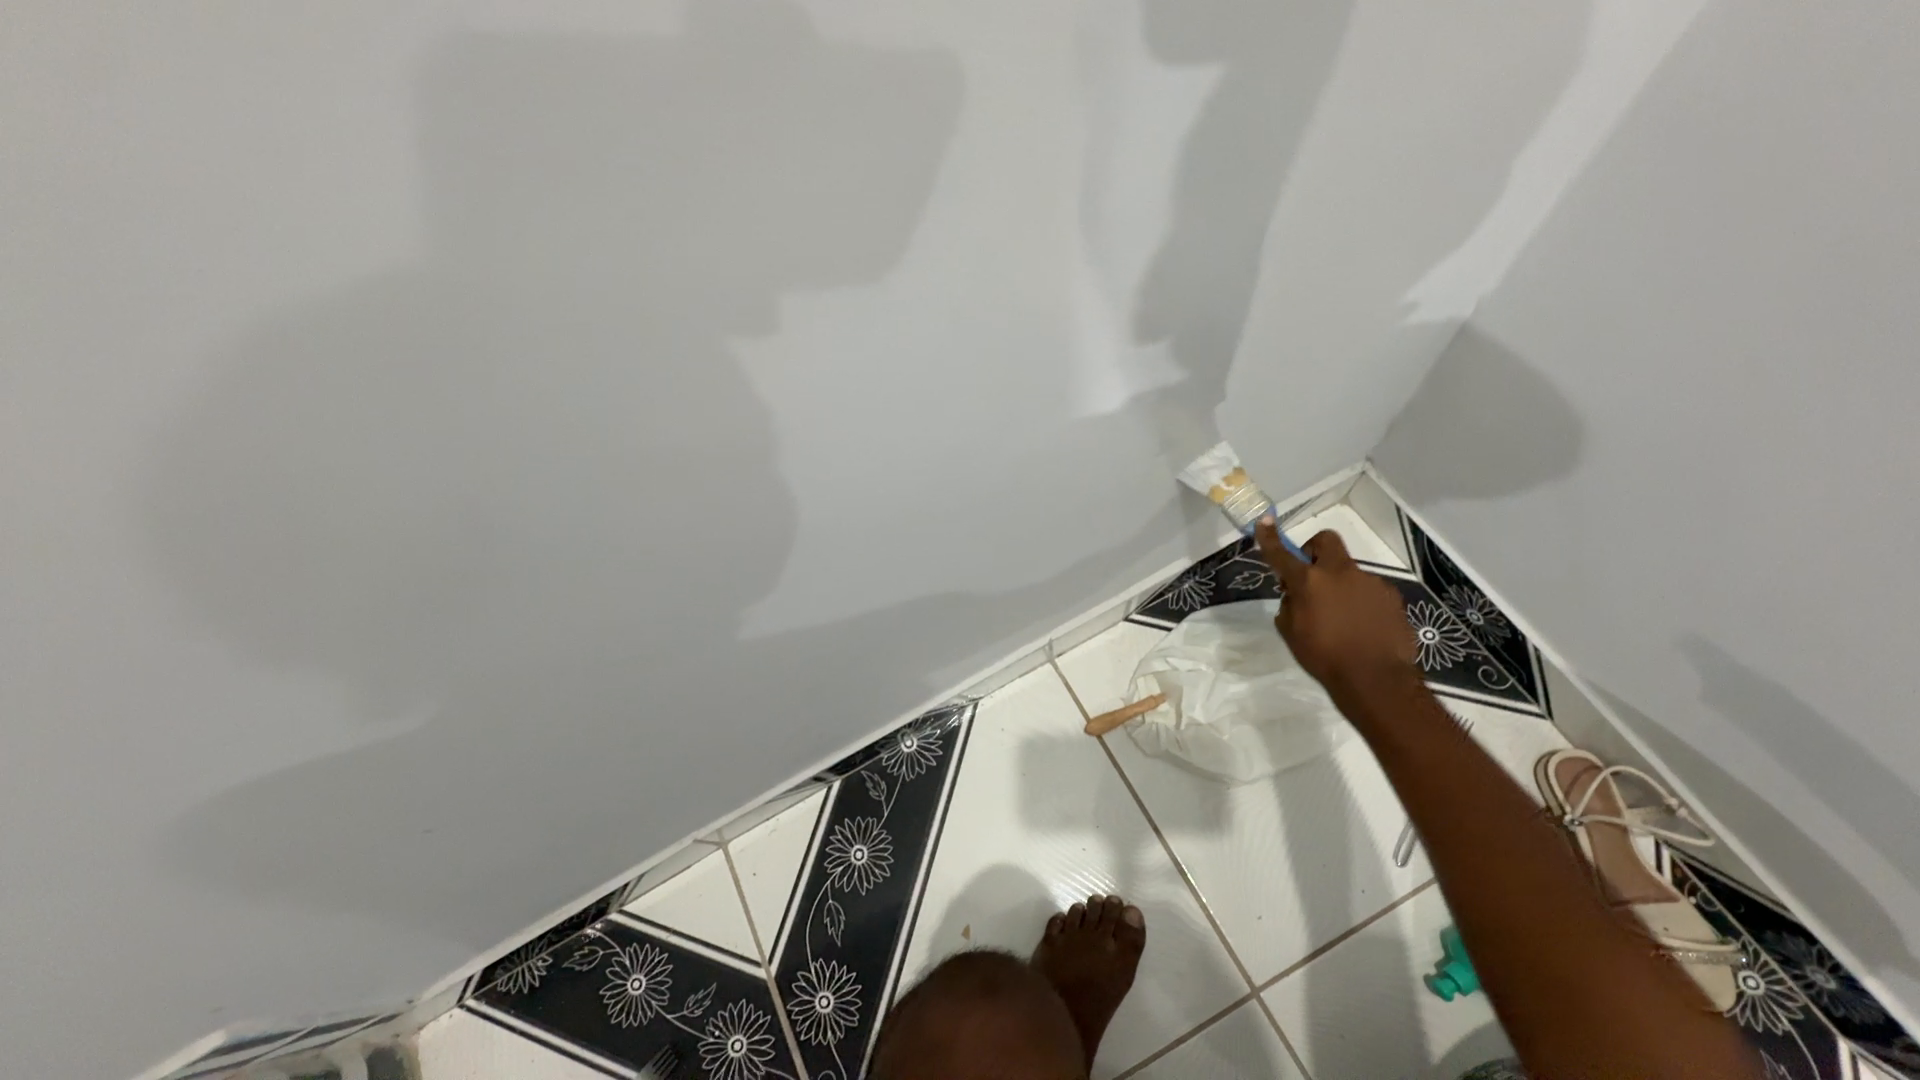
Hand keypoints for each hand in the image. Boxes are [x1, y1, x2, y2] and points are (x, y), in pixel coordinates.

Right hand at [1255, 518, 1418, 698]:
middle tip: (1311, 575)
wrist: (1376, 678)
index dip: (1270, 537)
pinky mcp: (1391, 596)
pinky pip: (1369, 591)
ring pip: (1349, 572)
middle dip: (1315, 550)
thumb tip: (1295, 595)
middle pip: (1326, 541)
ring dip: (1340, 586)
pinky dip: (1361, 602)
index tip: (1265, 521)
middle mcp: (1340, 573)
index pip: (1282, 554)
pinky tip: (1363, 627)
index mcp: (1309, 582)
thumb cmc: (1324, 658)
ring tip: (1342, 619)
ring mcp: (1370, 582)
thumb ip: (1289, 606)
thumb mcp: (1292, 634)